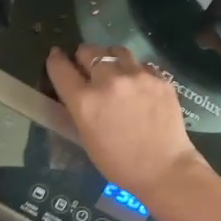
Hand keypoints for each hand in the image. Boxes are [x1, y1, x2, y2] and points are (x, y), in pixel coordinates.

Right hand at [45, 44, 206, 196]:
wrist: (165, 169)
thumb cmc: (120, 164)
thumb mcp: (87, 138)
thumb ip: (80, 109)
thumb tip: (78, 90)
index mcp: (85, 101)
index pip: (61, 68)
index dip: (56, 60)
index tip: (57, 57)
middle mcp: (108, 81)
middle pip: (89, 51)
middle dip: (84, 57)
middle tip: (88, 66)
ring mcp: (137, 76)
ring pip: (116, 51)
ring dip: (110, 58)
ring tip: (114, 69)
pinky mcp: (159, 78)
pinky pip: (142, 65)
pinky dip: (135, 71)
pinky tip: (139, 85)